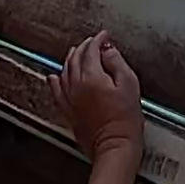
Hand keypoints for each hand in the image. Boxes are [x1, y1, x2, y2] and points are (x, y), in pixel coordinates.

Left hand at [48, 31, 142, 170]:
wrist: (115, 146)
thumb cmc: (125, 119)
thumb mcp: (130, 84)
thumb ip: (117, 63)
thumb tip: (108, 50)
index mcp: (92, 77)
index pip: (91, 50)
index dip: (98, 40)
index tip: (104, 36)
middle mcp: (76, 86)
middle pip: (75, 58)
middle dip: (85, 46)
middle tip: (94, 42)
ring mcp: (70, 99)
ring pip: (64, 71)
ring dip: (71, 58)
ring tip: (78, 52)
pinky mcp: (68, 112)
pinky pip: (56, 91)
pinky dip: (55, 80)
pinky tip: (54, 76)